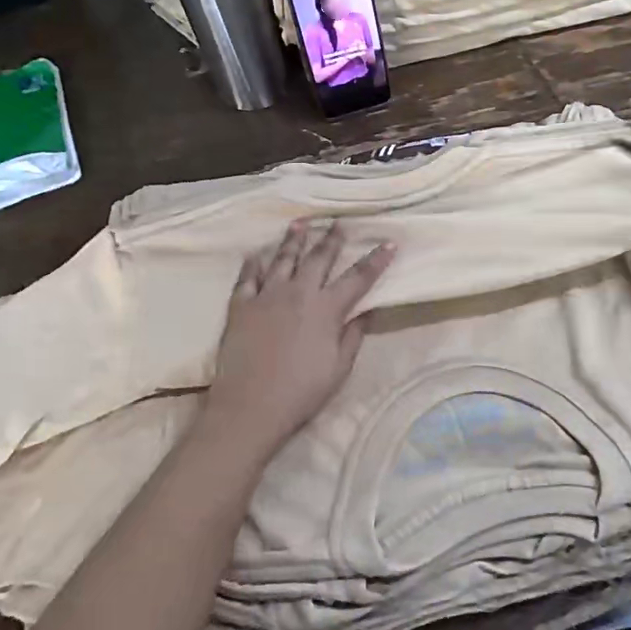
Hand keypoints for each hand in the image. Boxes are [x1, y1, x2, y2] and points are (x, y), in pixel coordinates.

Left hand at [205, 221, 395, 447]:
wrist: (250, 406)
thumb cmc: (302, 391)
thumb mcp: (339, 367)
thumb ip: (354, 335)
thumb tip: (367, 311)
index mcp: (326, 308)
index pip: (357, 278)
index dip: (376, 260)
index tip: (389, 243)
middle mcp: (298, 293)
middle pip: (318, 258)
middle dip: (331, 239)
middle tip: (339, 223)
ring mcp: (266, 296)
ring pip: (283, 259)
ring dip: (294, 240)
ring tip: (300, 224)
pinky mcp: (241, 305)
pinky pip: (247, 277)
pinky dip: (253, 263)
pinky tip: (257, 253)